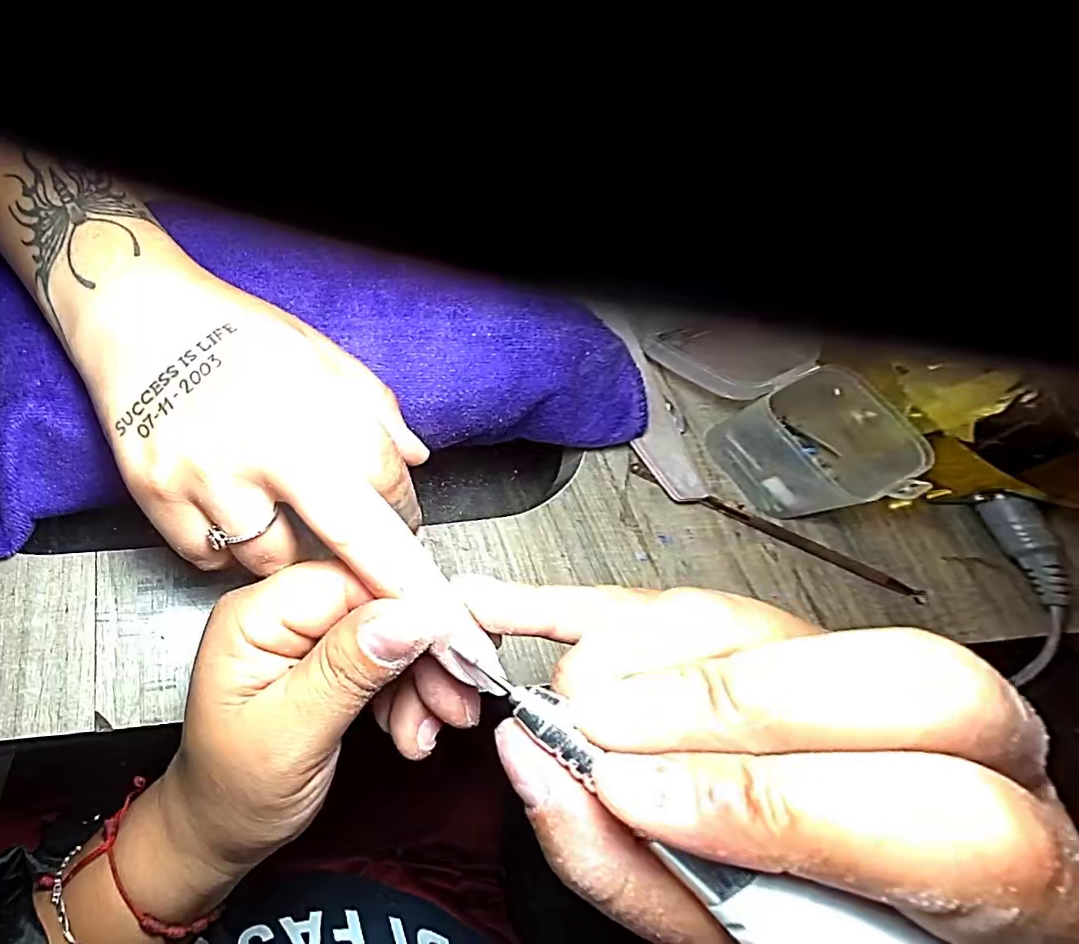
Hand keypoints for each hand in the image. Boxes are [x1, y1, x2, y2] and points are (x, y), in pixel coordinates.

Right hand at [68, 257, 425, 576]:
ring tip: (270, 513)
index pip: (387, 482)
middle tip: (402, 599)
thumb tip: (412, 457)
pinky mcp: (157, 492)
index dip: (404, 515)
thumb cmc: (227, 330)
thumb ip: (370, 404)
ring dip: (283, 547)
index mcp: (311, 400)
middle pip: (350, 536)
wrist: (139, 319)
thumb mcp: (311, 349)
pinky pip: (207, 555)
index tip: (404, 532)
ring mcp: (206, 473)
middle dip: (389, 577)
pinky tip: (222, 510)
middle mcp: (262, 442)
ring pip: (270, 558)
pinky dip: (222, 545)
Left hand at [135, 562, 453, 898]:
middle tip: (453, 700)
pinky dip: (406, 690)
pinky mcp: (317, 656)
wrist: (220, 824)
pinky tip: (410, 726)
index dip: (409, 608)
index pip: (342, 579)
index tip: (460, 648)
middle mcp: (272, 613)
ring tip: (424, 729)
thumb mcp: (291, 735)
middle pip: (368, 601)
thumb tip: (406, 617)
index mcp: (250, 616)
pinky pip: (378, 654)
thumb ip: (345, 672)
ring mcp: (295, 633)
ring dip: (418, 678)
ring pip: (382, 629)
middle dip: (420, 651)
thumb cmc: (232, 786)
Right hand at [459, 578, 1078, 942]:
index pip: (953, 821)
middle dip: (712, 700)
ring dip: (631, 648)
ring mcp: (835, 669)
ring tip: (567, 696)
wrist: (792, 882)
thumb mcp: (718, 938)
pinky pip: (651, 594)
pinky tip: (507, 610)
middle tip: (595, 725)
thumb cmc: (774, 917)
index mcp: (995, 880)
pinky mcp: (727, 625)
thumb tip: (533, 763)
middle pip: (906, 682)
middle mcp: (955, 756)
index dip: (767, 800)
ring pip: (751, 616)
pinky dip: (564, 603)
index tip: (629, 795)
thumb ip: (630, 871)